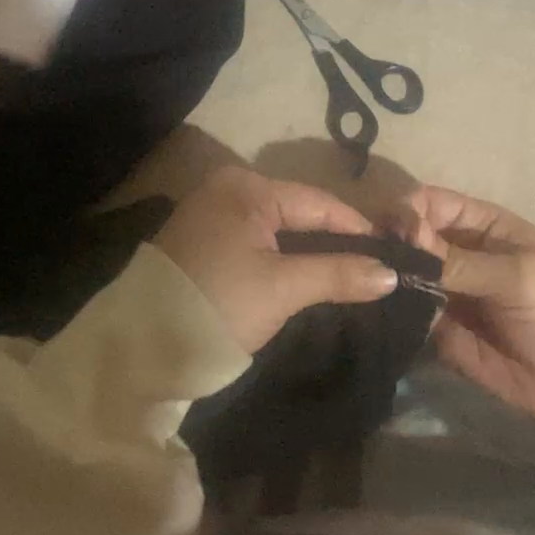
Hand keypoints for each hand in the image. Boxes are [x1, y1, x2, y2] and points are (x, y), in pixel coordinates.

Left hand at [155, 167, 398, 352]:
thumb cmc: (218, 305)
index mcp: (246, 187)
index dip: (359, 230)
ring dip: (311, 253)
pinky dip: (283, 258)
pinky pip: (258, 241)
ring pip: (279, 229)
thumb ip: (338, 274)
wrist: (141, 347)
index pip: (319, 203)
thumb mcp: (283, 288)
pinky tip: (307, 278)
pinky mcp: (203, 240)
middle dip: (336, 242)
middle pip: (299, 213)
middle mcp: (228, 189)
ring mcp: (212, 213)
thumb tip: (392, 274)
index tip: (393, 256)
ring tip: (349, 277)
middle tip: (375, 269)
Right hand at [399, 186, 534, 426]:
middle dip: (389, 241)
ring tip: (372, 285)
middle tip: (375, 261)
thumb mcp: (516, 277)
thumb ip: (459, 259)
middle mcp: (455, 251)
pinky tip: (379, 310)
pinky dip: (390, 307)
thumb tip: (402, 236)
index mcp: (482, 226)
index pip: (431, 202)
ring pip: (400, 271)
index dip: (408, 210)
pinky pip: (403, 309)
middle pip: (409, 234)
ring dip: (384, 274)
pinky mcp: (432, 326)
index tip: (395, 232)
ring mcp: (442, 289)